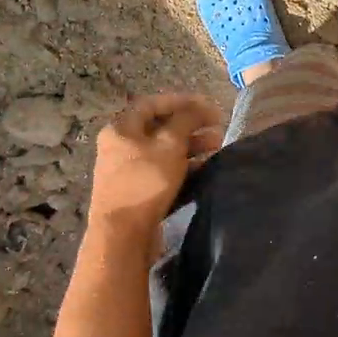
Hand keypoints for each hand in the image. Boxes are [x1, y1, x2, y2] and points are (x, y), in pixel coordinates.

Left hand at [87, 94, 224, 236]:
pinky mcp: (136, 191)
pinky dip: (183, 165)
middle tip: (217, 128)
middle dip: (191, 125)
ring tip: (217, 146)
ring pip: (163, 149)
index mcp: (121, 129)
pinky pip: (162, 169)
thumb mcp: (170, 145)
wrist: (123, 236)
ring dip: (190, 145)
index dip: (182, 101)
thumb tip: (198, 108)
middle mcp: (120, 146)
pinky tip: (204, 167)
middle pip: (159, 127)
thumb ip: (186, 120)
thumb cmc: (146, 182)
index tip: (208, 105)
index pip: (152, 103)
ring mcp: (127, 170)